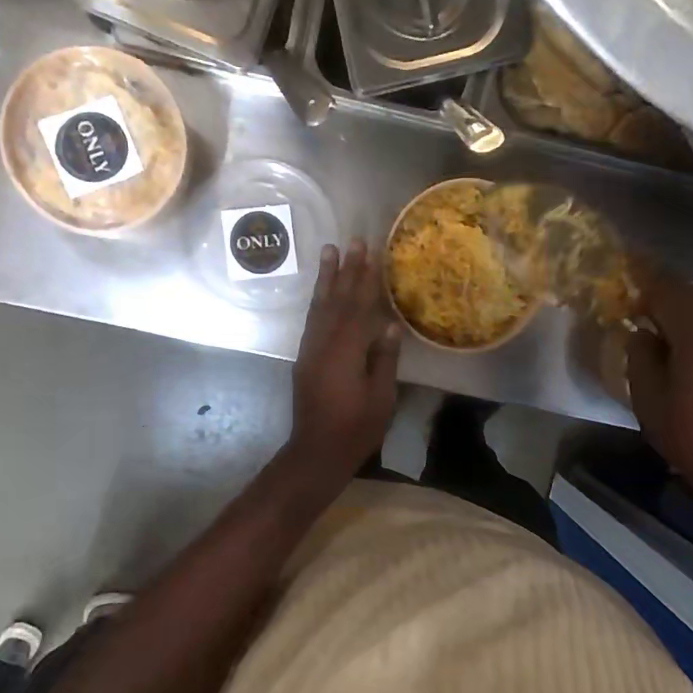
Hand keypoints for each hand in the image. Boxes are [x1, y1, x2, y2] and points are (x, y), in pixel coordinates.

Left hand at [287, 240, 401, 481]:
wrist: (316, 452)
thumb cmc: (355, 429)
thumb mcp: (380, 398)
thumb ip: (384, 360)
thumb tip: (389, 326)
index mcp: (346, 352)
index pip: (357, 307)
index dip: (365, 279)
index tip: (370, 251)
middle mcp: (323, 345)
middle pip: (336, 300)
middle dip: (345, 270)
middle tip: (351, 241)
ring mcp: (310, 352)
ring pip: (319, 308)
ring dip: (326, 280)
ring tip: (329, 252)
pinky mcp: (304, 361)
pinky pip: (312, 322)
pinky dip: (318, 303)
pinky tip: (322, 295)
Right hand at [626, 267, 692, 524]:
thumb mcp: (650, 400)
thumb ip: (641, 358)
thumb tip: (643, 334)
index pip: (667, 287)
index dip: (643, 272)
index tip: (624, 261)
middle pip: (691, 299)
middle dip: (660, 298)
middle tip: (632, 307)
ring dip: (681, 319)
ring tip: (655, 334)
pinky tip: (684, 358)